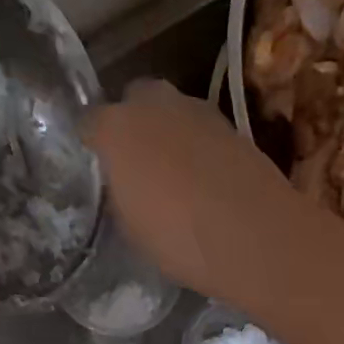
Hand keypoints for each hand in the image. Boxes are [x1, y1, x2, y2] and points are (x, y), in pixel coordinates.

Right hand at [83, 81, 307, 301]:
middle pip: (134, 102)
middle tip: (139, 166)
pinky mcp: (233, 126)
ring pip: (173, 113)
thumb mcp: (133, 230)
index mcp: (116, 129)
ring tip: (177, 175)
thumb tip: (127, 188)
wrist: (254, 237)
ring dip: (171, 135)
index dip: (94, 147)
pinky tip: (207, 180)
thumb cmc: (179, 240)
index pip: (90, 125)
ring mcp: (198, 109)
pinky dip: (201, 149)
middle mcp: (154, 104)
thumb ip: (122, 196)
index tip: (99, 171)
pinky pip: (204, 132)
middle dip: (134, 126)